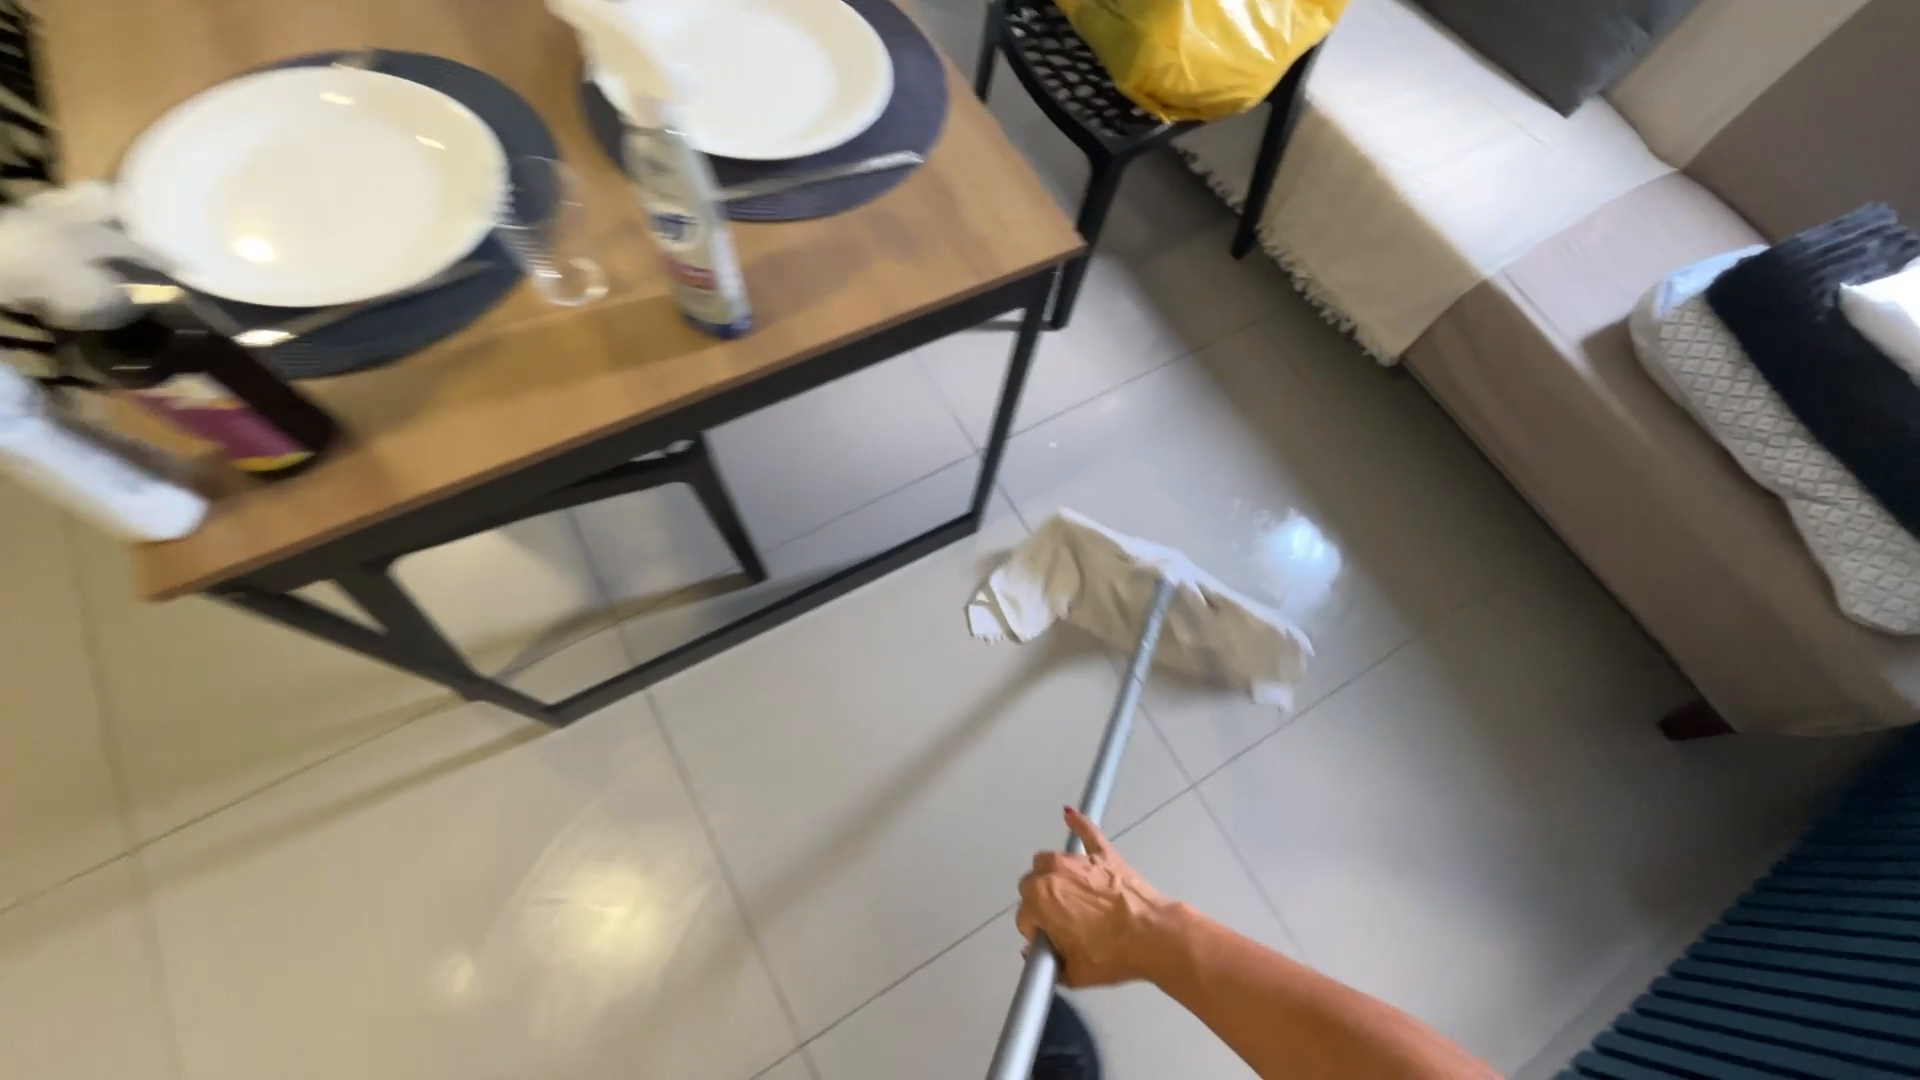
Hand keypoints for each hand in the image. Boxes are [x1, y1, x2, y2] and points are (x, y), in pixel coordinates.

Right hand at [1016, 807, 1173, 987]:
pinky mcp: (1102, 852)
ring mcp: (1078, 860)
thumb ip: (1049, 963)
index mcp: (1040, 900)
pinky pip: (1086, 831)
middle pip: (1032, 885)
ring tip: (1070, 895)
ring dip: (1053, 875)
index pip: (1025, 917)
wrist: (1152, 936)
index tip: (1052, 942)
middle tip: (1062, 922)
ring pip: (1050, 861)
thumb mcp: (1074, 974)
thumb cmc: (1111, 955)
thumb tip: (1039, 952)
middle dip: (1041, 902)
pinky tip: (1069, 814)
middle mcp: (1052, 873)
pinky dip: (1078, 822)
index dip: (1037, 932)